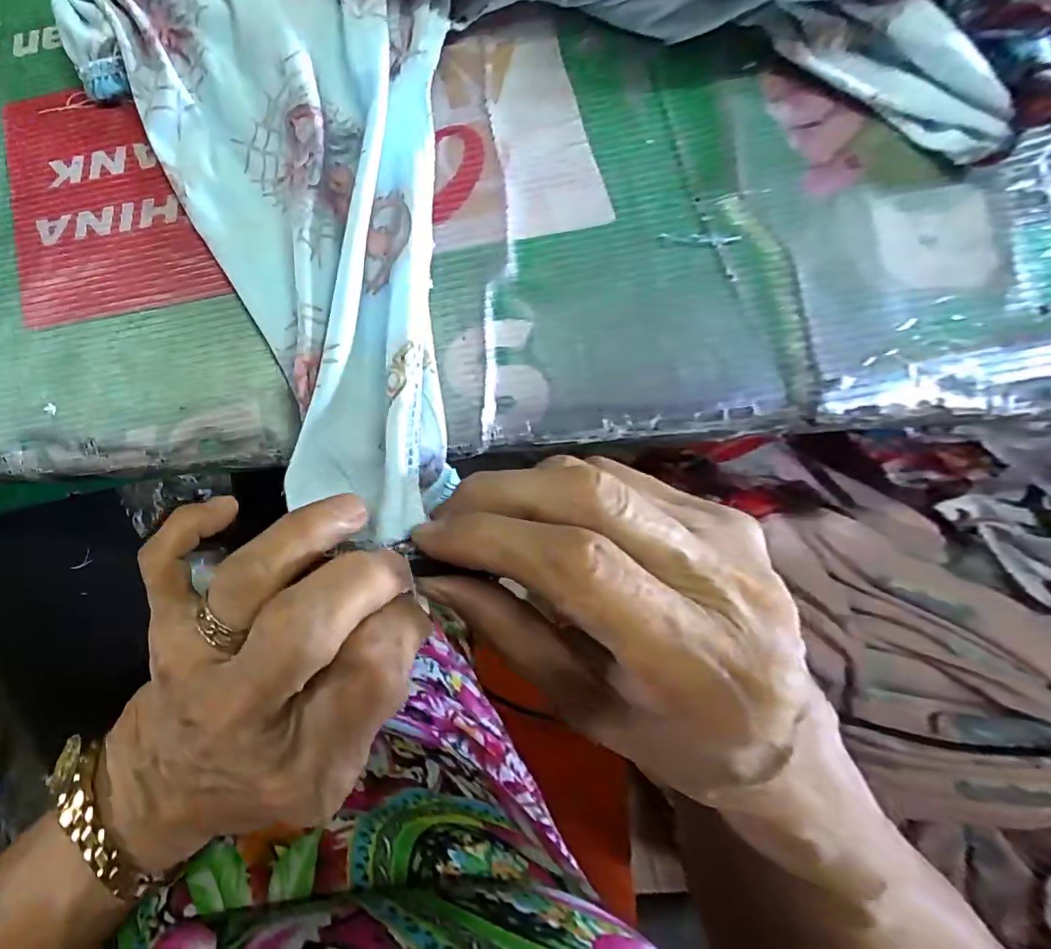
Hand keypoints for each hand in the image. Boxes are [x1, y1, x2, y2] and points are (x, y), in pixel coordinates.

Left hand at [98, 494, 432, 872]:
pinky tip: (229, 508)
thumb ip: (367, 701)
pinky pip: (159, 563)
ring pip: (241, 581)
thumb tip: (402, 612)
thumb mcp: (328, 775)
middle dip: (358, 579)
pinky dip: (184, 526)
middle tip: (391, 560)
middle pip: (298, 623)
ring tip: (347, 511)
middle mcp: (233, 702)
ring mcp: (187, 654)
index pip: (362, 681)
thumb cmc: (258, 778)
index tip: (411, 603)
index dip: (398, 628)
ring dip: (299, 535)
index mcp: (295, 758)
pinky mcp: (158, 621)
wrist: (168, 777)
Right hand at [410, 455, 821, 806]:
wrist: (783, 732)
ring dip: (515, 486)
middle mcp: (720, 580)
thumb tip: (433, 574)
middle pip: (584, 496)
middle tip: (442, 520)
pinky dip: (551, 485)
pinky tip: (530, 514)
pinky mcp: (723, 511)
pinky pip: (613, 474)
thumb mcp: (576, 704)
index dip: (488, 538)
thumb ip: (504, 632)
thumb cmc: (669, 736)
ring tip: (476, 517)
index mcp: (689, 652)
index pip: (576, 562)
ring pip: (593, 474)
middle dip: (490, 497)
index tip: (427, 541)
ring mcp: (729, 534)